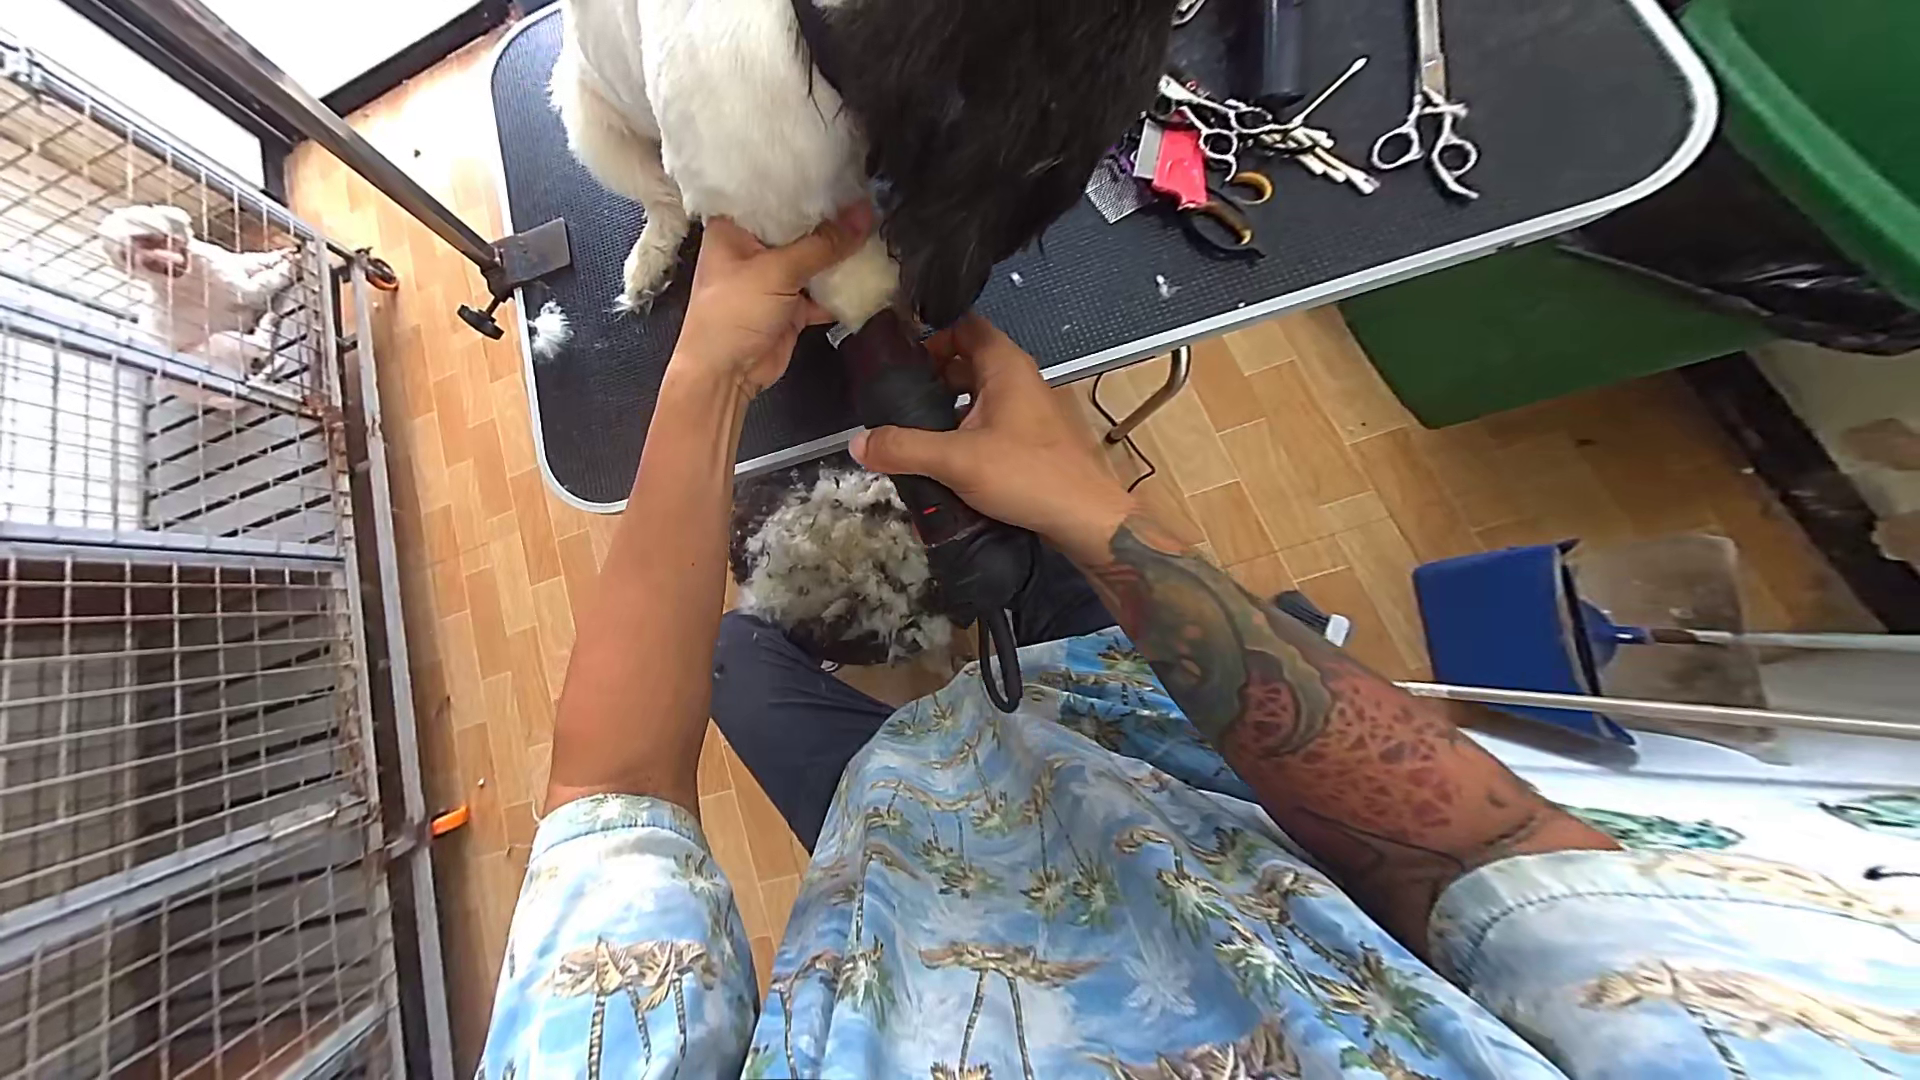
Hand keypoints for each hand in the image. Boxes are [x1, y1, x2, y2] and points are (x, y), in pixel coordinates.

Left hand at [673, 205, 871, 395]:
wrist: (726, 373)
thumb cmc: (731, 315)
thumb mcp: (778, 270)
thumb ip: (824, 245)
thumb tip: (862, 216)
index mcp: (735, 227)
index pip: (775, 195)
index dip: (808, 186)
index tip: (842, 175)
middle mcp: (754, 250)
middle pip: (800, 230)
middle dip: (831, 223)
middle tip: (865, 205)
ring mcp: (774, 281)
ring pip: (814, 263)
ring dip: (839, 259)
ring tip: (872, 237)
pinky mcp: (791, 309)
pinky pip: (821, 295)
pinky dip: (840, 292)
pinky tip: (864, 279)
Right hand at [849, 314, 1136, 562]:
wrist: (1083, 517)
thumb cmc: (1026, 475)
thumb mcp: (955, 460)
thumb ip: (903, 449)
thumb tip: (856, 444)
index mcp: (1004, 365)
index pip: (962, 326)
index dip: (928, 336)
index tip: (896, 360)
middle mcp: (1018, 378)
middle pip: (966, 360)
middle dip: (930, 378)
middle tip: (896, 402)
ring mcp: (1028, 409)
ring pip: (977, 395)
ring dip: (947, 408)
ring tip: (913, 431)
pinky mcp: (1031, 438)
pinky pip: (990, 422)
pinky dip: (965, 430)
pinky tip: (944, 458)